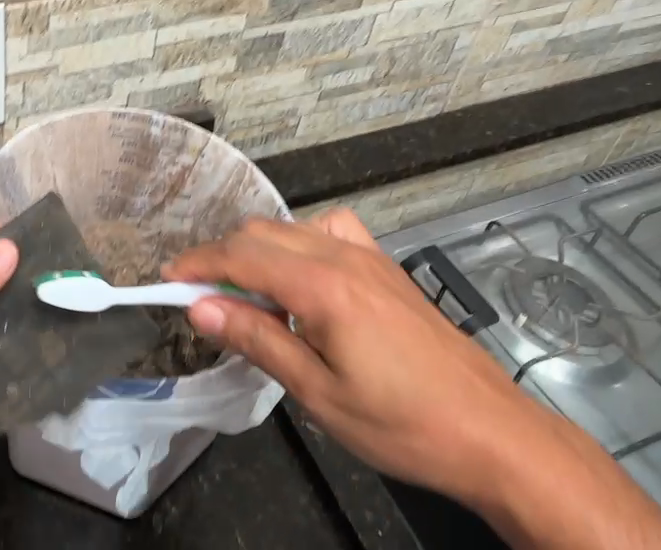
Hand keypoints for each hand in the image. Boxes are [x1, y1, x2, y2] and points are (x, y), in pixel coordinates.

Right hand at [164, 209, 529, 500]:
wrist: (493, 433)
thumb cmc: (403, 424)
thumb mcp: (318, 393)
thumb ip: (257, 340)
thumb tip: (201, 308)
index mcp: (322, 286)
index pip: (240, 256)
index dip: (197, 265)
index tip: (166, 281)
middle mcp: (342, 255)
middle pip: (260, 233)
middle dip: (221, 257)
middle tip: (199, 297)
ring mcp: (368, 256)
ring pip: (291, 228)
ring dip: (256, 250)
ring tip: (244, 295)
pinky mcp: (386, 267)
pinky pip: (329, 230)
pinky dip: (298, 242)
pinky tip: (302, 277)